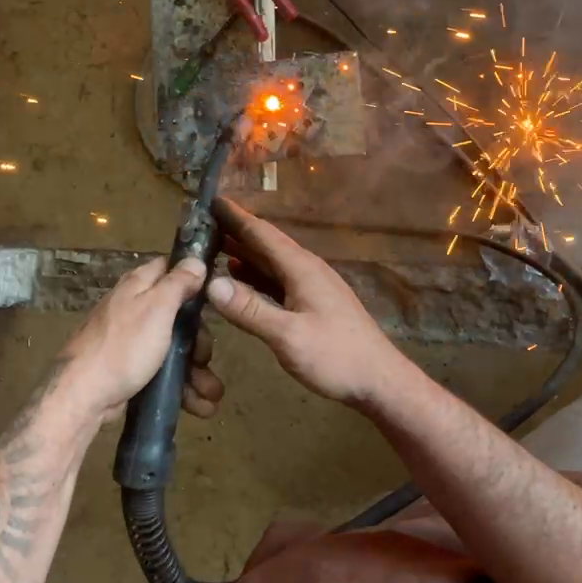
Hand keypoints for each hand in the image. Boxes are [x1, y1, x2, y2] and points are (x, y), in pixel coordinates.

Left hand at [53, 257, 226, 425]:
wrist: (83, 394)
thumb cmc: (124, 346)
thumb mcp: (156, 308)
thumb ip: (177, 283)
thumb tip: (196, 259)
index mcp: (138, 285)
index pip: (171, 269)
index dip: (194, 279)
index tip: (214, 300)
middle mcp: (135, 307)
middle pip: (178, 315)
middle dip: (198, 340)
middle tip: (204, 358)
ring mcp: (133, 340)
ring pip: (174, 348)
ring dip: (196, 371)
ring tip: (211, 394)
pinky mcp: (132, 369)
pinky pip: (163, 372)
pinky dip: (181, 386)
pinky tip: (200, 405)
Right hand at [206, 197, 412, 408]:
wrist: (380, 382)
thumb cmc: (336, 356)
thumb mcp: (288, 336)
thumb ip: (250, 310)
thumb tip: (211, 283)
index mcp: (300, 267)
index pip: (261, 233)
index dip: (235, 216)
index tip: (210, 200)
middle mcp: (305, 269)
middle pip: (265, 243)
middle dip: (234, 231)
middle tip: (201, 224)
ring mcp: (311, 286)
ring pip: (271, 261)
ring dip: (243, 252)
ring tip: (212, 246)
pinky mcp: (313, 303)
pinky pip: (277, 279)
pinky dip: (255, 274)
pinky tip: (239, 277)